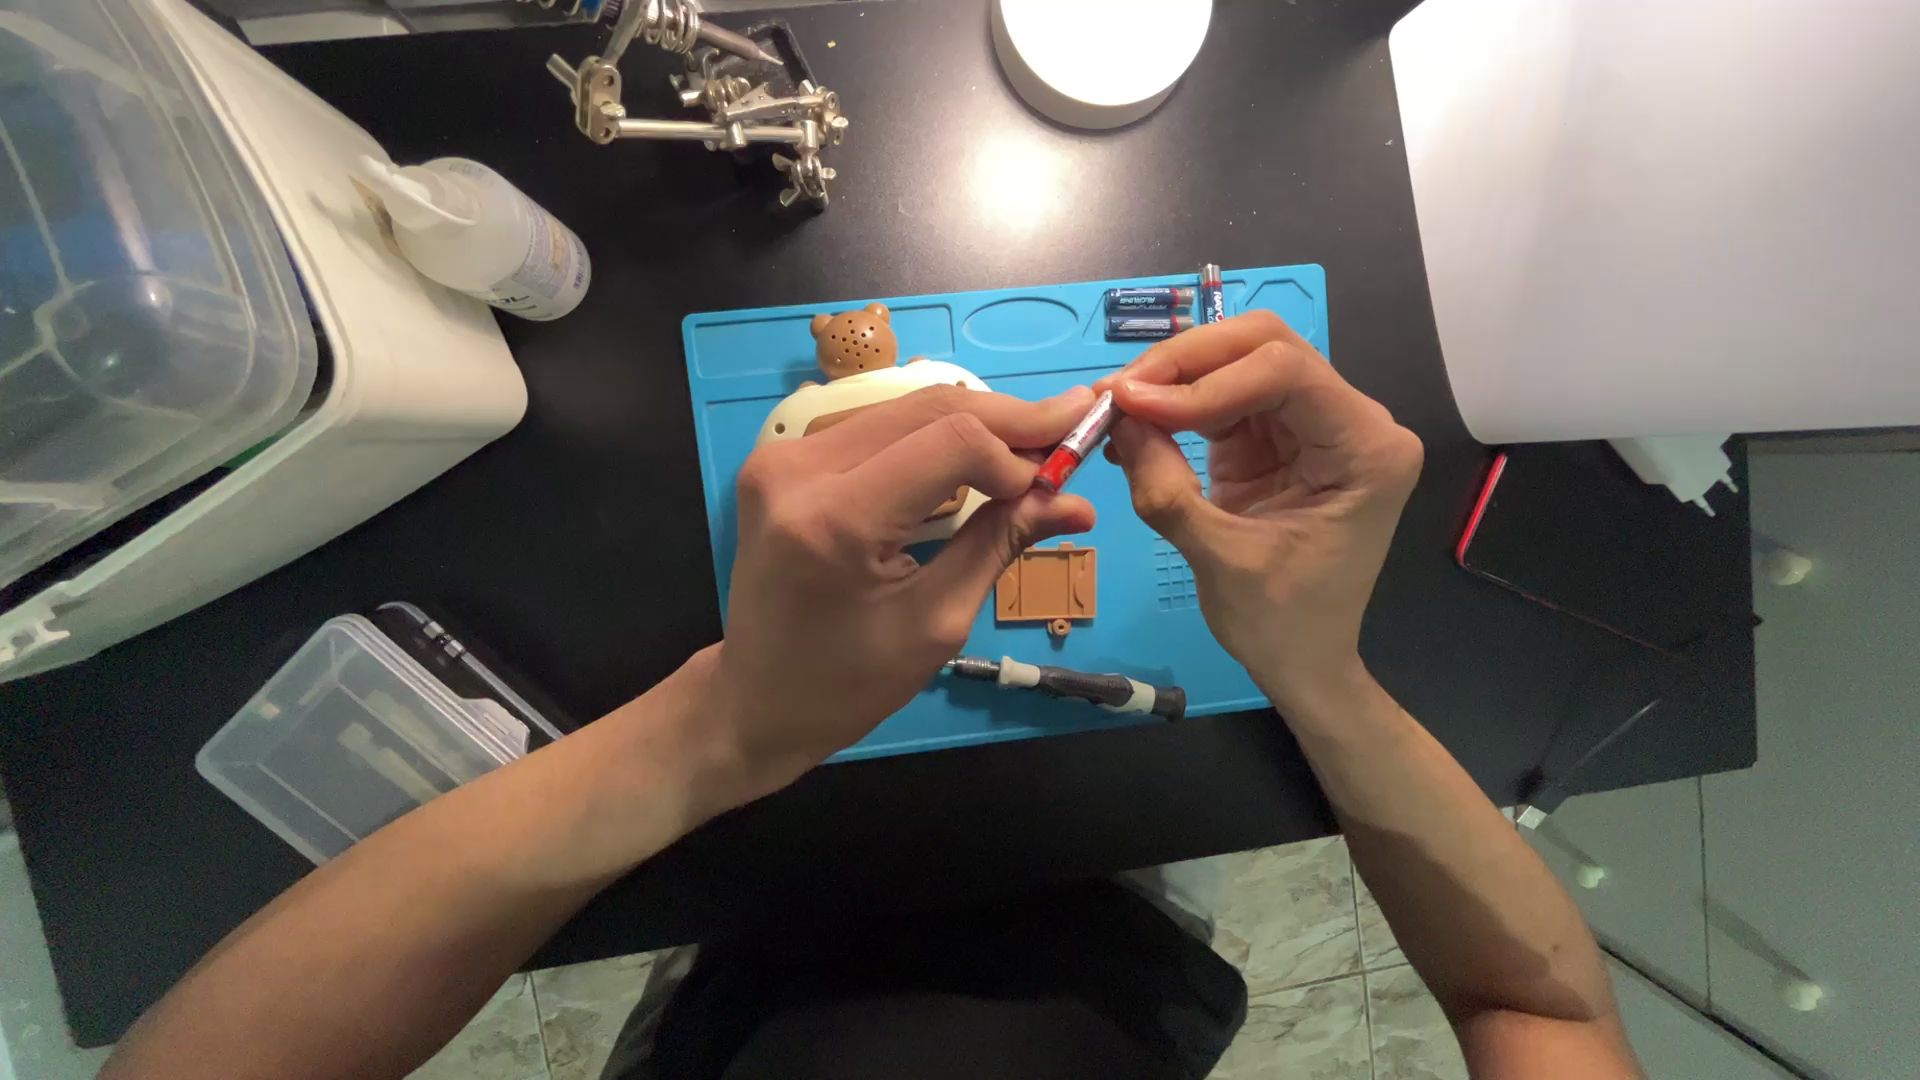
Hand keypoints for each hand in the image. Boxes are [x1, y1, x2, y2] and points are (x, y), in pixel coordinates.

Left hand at [705, 384, 1096, 803]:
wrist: (756, 699)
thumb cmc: (848, 683)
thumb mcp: (936, 622)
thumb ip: (1000, 544)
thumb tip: (1075, 501)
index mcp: (835, 520)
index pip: (950, 442)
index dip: (1017, 451)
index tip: (1059, 481)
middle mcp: (798, 468)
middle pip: (927, 409)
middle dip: (1007, 421)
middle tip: (1069, 430)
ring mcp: (782, 457)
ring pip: (903, 409)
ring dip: (973, 424)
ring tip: (1030, 448)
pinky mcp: (782, 459)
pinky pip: (876, 427)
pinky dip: (931, 437)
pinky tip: (972, 455)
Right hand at [1096, 313, 1421, 717]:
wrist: (1301, 660)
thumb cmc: (1280, 623)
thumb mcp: (1218, 560)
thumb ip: (1166, 490)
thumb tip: (1119, 421)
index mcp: (1365, 448)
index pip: (1285, 371)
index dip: (1203, 381)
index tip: (1133, 406)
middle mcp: (1349, 420)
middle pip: (1264, 347)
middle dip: (1185, 363)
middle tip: (1119, 392)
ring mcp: (1309, 425)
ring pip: (1237, 363)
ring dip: (1172, 379)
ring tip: (1116, 406)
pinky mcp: (1273, 438)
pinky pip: (1219, 401)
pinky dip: (1173, 406)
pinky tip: (1134, 424)